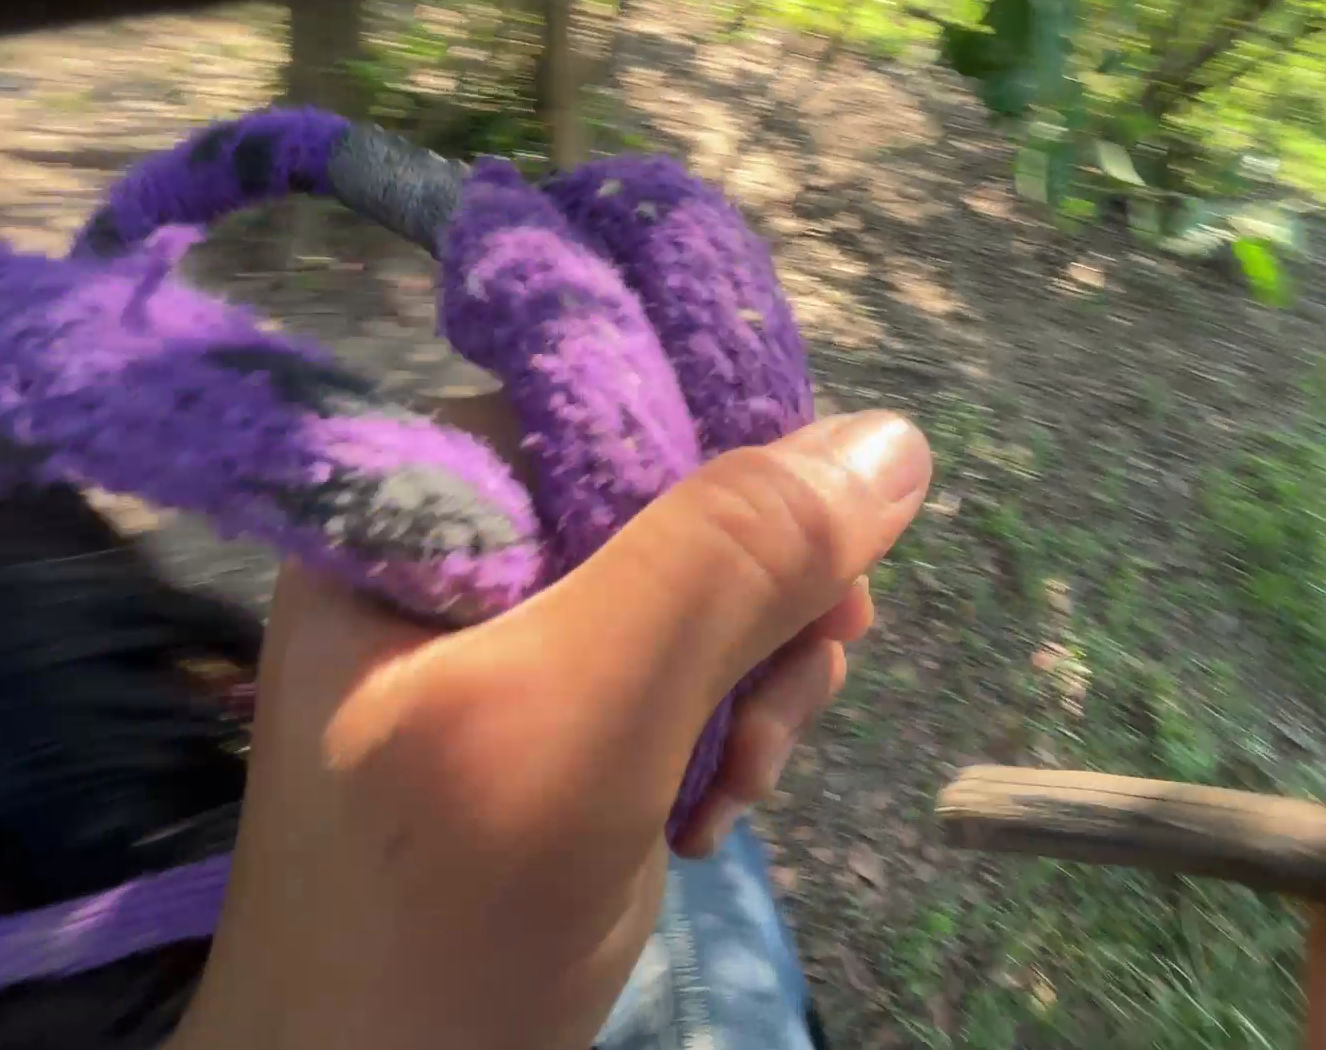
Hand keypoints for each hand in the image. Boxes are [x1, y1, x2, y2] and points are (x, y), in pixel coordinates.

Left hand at [167, 394, 932, 1049]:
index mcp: (434, 499)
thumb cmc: (441, 922)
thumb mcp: (585, 721)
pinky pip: (715, 655)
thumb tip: (891, 444)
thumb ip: (724, 566)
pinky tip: (723, 796)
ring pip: (723, 583)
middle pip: (696, 501)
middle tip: (786, 690)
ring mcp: (547, 618)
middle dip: (767, 603)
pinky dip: (747, 720)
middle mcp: (490, 539)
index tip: (816, 563)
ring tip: (743, 774)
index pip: (631, 403)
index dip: (745, 465)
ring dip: (768, 674)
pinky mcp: (595, 688)